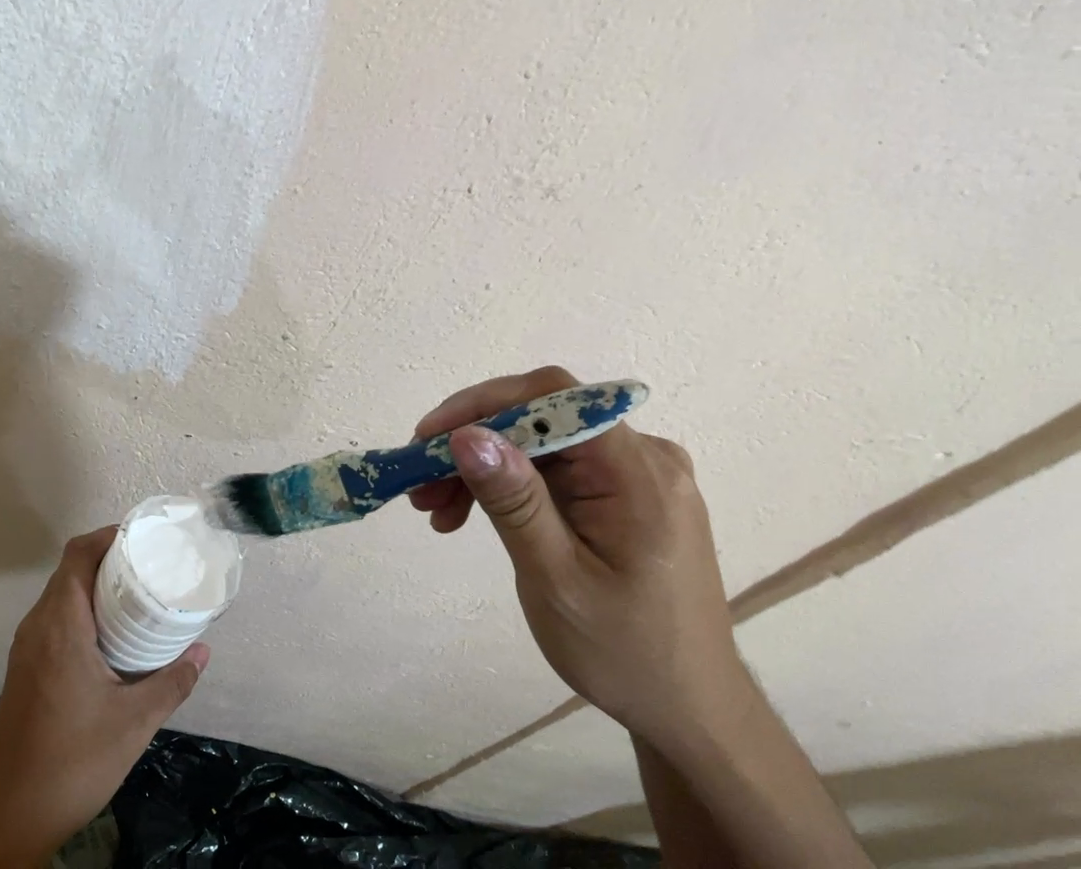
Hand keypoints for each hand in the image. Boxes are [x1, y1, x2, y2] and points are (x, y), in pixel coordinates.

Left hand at [0, 527, 208, 867]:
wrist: (14, 811)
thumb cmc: (76, 760)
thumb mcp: (136, 721)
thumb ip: (173, 682)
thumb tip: (202, 651)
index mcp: (61, 626)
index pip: (77, 554)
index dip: (108, 537)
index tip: (143, 540)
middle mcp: (37, 626)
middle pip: (69, 572)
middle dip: (109, 563)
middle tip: (151, 569)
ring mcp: (25, 648)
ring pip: (60, 598)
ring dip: (94, 591)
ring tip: (137, 599)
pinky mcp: (24, 669)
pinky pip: (54, 622)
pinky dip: (82, 615)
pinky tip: (111, 639)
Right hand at [410, 366, 750, 741]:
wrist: (687, 707)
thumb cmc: (623, 651)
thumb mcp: (555, 577)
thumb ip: (514, 501)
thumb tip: (467, 435)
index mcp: (639, 473)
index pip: (552, 396)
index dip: (481, 404)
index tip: (426, 440)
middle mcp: (644, 459)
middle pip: (541, 418)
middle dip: (472, 445)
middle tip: (418, 488)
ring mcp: (636, 477)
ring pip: (540, 445)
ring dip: (482, 470)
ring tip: (437, 513)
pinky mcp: (624, 497)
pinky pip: (555, 471)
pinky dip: (508, 488)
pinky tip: (471, 517)